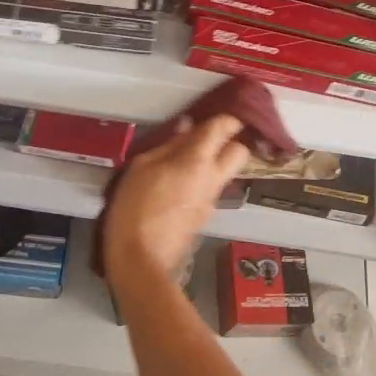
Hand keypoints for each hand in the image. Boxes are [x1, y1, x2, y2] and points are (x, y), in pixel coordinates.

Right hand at [104, 113, 249, 290]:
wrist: (141, 262)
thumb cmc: (134, 208)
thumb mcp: (141, 168)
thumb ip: (168, 145)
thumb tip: (187, 128)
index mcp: (197, 161)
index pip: (224, 128)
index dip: (224, 117)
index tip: (215, 114)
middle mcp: (212, 179)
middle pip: (240, 152)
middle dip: (231, 142)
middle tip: (206, 140)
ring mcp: (212, 201)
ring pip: (225, 173)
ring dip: (213, 164)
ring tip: (183, 163)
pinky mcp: (204, 218)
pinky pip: (210, 191)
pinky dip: (201, 183)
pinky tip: (176, 188)